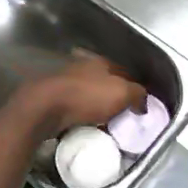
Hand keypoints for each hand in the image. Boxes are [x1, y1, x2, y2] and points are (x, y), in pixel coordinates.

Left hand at [5, 53, 145, 136]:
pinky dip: (83, 115)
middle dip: (114, 97)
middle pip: (104, 82)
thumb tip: (142, 101)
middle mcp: (80, 66)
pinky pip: (75, 107)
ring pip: (88, 94)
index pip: (124, 72)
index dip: (135, 87)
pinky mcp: (53, 97)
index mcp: (98, 61)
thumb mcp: (121, 93)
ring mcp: (64, 80)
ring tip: (107, 124)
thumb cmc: (85, 96)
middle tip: (125, 116)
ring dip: (98, 107)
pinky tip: (87, 126)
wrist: (44, 107)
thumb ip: (137, 94)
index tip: (141, 104)